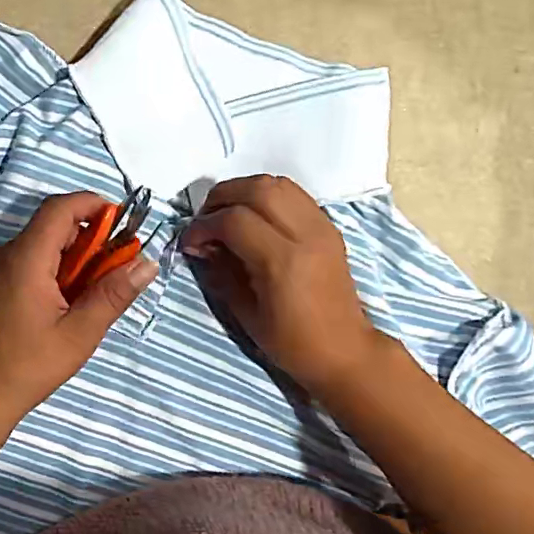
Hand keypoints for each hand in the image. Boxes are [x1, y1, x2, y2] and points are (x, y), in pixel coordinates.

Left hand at [0, 192, 158, 437]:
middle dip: (87, 238)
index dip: (92, 205)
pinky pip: (25, 263)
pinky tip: (64, 303)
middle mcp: (3, 255)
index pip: (59, 208)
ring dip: (71, 257)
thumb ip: (114, 294)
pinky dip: (51, 270)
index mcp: (24, 259)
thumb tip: (147, 264)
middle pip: (50, 226)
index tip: (121, 223)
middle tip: (114, 269)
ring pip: (38, 245)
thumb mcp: (80, 332)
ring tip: (92, 292)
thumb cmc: (29, 367)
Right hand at [182, 175, 382, 396]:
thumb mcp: (247, 315)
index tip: (190, 242)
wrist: (344, 350)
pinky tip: (254, 219)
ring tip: (227, 215)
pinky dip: (267, 197)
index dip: (204, 225)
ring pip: (277, 183)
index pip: (235, 220)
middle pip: (257, 189)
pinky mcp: (329, 228)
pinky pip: (294, 195)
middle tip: (205, 221)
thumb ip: (222, 273)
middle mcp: (306, 235)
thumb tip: (201, 246)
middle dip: (222, 198)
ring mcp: (322, 227)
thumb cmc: (293, 343)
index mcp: (283, 262)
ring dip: (245, 191)